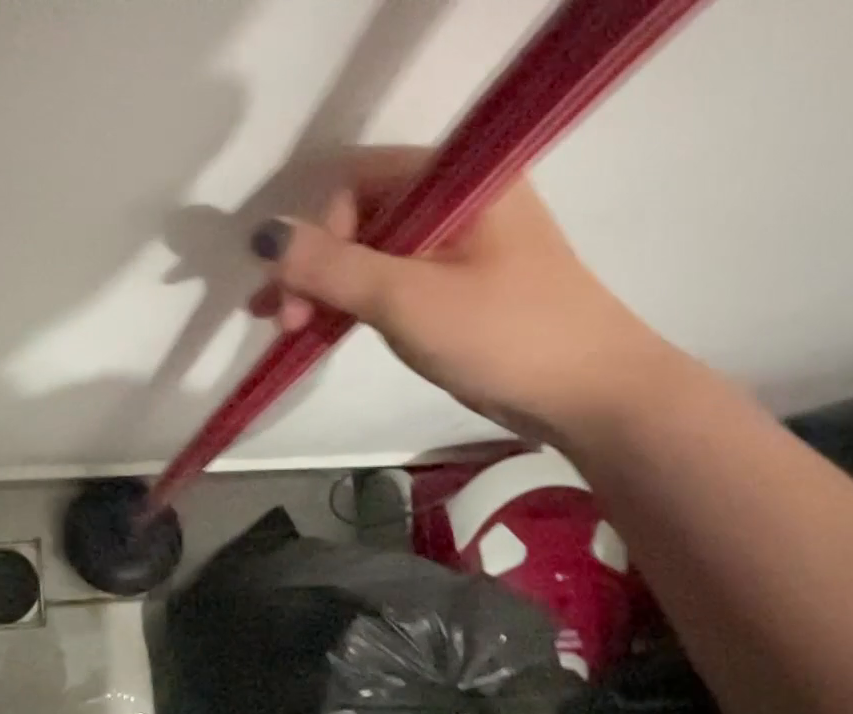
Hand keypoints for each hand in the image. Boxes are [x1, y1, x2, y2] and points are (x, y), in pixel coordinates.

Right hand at [248, 145, 690, 439]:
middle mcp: (459, 198)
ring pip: (371, 253)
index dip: (317, 231)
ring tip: (287, 330)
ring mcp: (459, 244)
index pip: (360, 180)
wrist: (588, 395)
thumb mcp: (406, 299)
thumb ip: (331, 266)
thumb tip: (264, 235)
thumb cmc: (502, 335)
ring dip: (325, 288)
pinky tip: (322, 328)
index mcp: (461, 178)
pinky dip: (353, 302)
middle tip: (281, 320)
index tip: (294, 289)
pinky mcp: (458, 285)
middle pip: (361, 217)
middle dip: (313, 266)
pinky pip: (391, 280)